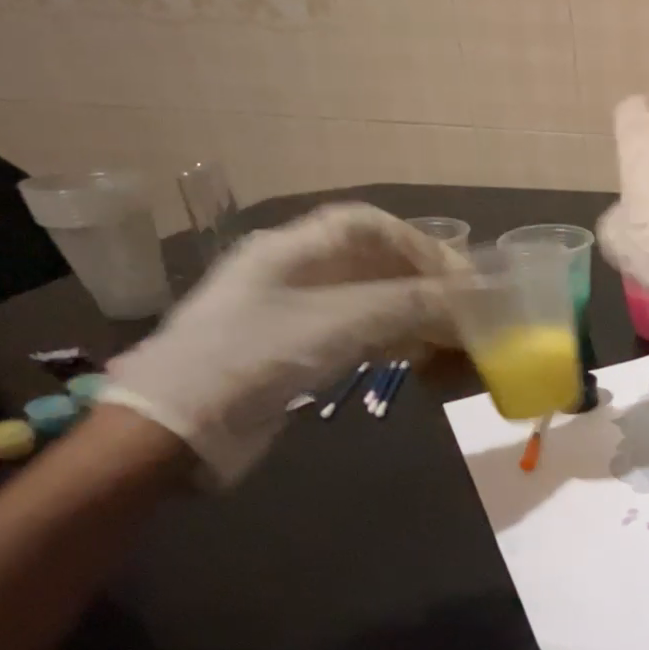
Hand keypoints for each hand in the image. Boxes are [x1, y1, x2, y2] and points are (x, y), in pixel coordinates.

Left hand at [102, 203, 461, 485]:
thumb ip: (407, 303)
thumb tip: (467, 296)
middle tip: (464, 308)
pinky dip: (393, 339)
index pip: (368, 225)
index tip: (459, 277)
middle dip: (422, 280)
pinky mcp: (296, 351)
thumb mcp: (339, 322)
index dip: (418, 243)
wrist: (180, 424)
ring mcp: (294, 313)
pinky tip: (418, 357)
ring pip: (369, 299)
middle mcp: (294, 272)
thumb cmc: (256, 356)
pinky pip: (357, 332)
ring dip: (412, 313)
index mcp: (292, 249)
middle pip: (372, 261)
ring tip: (450, 336)